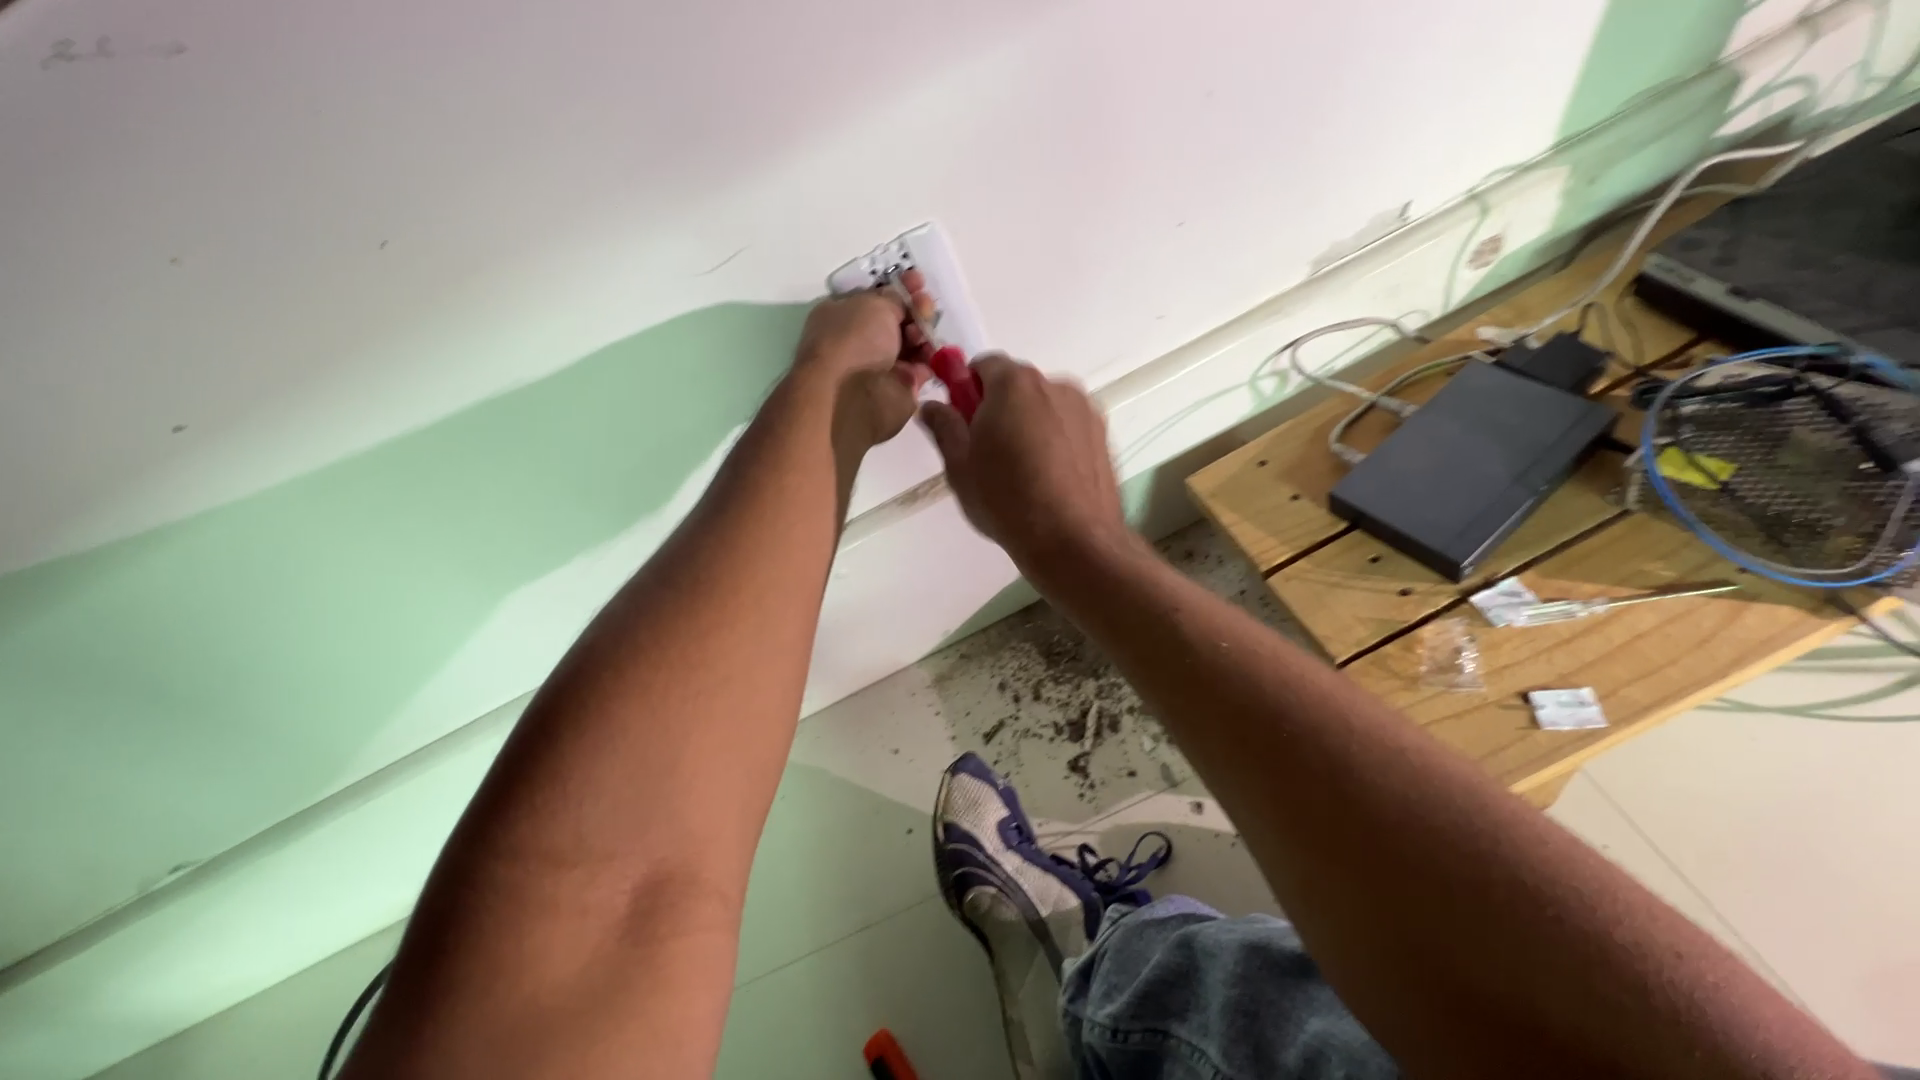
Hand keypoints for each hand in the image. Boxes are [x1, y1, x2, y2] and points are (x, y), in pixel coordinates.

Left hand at [794, 275, 936, 449]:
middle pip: (896, 320)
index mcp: (842, 315)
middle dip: (915, 310)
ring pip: (911, 343)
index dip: (898, 288)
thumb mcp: (875, 304)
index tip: (919, 280)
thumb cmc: (855, 341)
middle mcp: (859, 340)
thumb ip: (894, 298)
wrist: (855, 396)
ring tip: (924, 334)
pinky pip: (921, 367)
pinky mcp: (899, 386)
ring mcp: (879, 365)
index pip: (875, 297)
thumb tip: (902, 301)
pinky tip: (933, 352)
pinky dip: (930, 358)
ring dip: (922, 333)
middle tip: (926, 306)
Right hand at [918, 355, 1131, 572]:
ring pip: (1045, 406)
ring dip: (1030, 424)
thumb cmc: (1007, 501)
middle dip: (999, 408)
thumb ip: (944, 427)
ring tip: (1024, 472)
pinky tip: (1050, 478)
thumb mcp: (960, 467)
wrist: (1074, 540)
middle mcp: (1054, 384)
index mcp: (1014, 384)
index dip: (967, 389)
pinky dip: (1056, 440)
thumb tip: (932, 405)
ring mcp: (1084, 408)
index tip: (963, 422)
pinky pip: (1068, 426)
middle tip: (988, 453)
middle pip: (1017, 385)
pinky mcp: (1103, 434)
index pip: (984, 364)